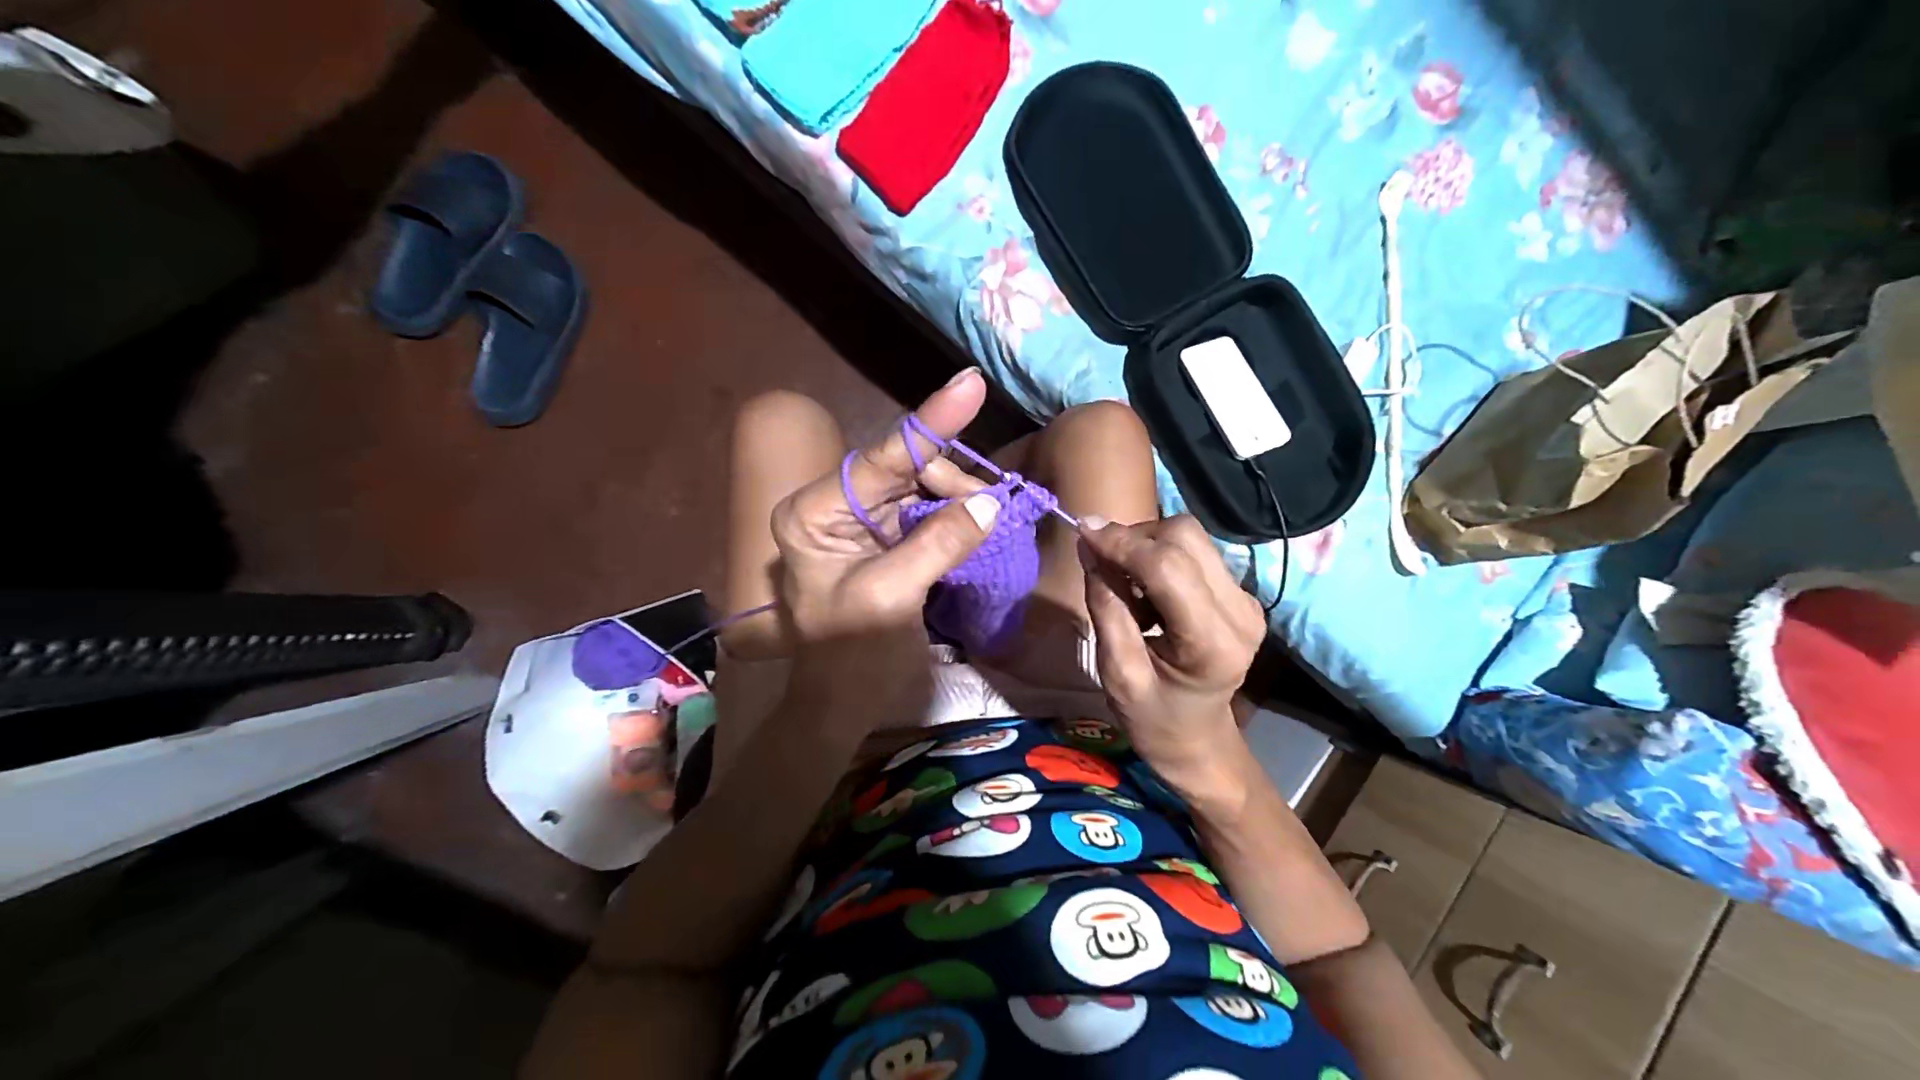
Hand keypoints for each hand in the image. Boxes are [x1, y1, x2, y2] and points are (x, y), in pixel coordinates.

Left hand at [768, 369, 996, 709]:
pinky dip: (959, 516)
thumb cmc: (851, 658)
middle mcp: (834, 506)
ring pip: (923, 487)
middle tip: (992, 503)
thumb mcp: (890, 599)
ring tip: (989, 521)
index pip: (880, 458)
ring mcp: (862, 523)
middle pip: (906, 468)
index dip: (930, 423)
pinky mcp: (887, 540)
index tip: (970, 384)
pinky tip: (981, 523)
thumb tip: (987, 502)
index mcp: (814, 512)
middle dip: (952, 479)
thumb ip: (938, 544)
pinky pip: (930, 512)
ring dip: (960, 498)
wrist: (844, 703)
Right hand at [1078, 515, 1265, 797]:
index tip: (1082, 532)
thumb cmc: (1152, 719)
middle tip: (1103, 566)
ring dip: (1147, 547)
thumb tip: (1089, 546)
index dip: (1122, 542)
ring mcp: (1245, 599)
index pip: (1167, 567)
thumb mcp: (1117, 673)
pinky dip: (1160, 558)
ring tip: (1127, 587)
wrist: (1197, 739)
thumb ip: (1105, 607)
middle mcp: (1240, 612)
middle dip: (1134, 539)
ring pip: (1190, 537)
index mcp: (1212, 642)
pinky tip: (1147, 592)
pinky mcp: (1239, 593)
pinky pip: (1195, 551)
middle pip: (1184, 537)